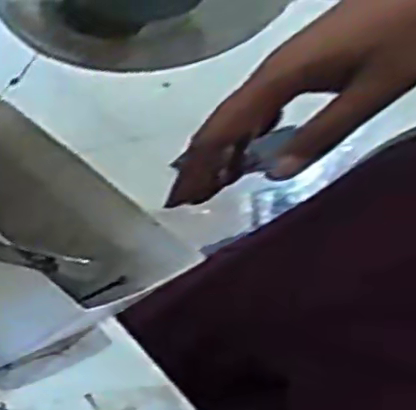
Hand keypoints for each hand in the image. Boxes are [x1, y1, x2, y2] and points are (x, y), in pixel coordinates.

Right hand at [167, 0, 415, 205]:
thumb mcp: (380, 84)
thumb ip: (326, 131)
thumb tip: (274, 174)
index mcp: (276, 80)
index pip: (218, 134)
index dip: (197, 170)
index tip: (182, 202)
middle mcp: (270, 71)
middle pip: (219, 124)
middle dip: (201, 163)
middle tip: (192, 197)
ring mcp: (288, 60)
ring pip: (238, 113)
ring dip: (224, 147)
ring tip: (223, 176)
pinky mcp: (308, 54)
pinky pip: (260, 100)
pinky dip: (248, 129)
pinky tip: (258, 140)